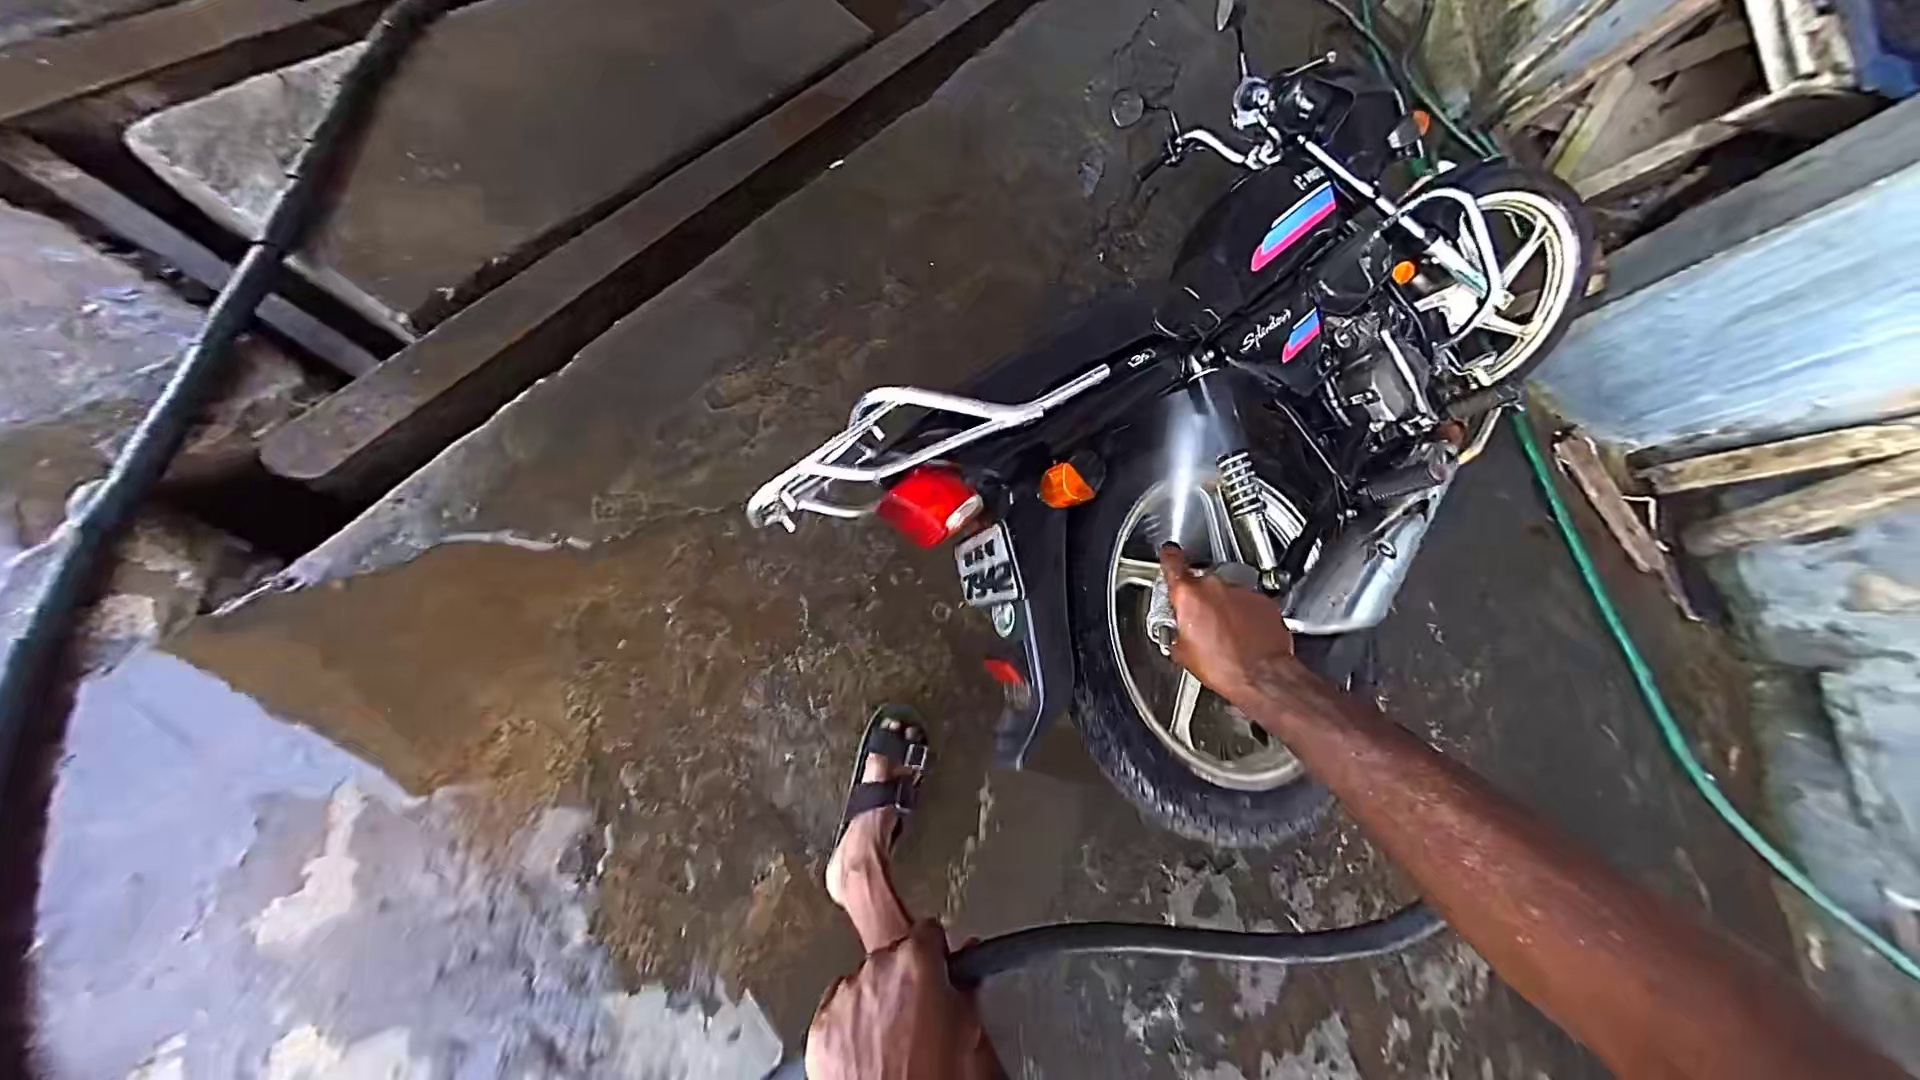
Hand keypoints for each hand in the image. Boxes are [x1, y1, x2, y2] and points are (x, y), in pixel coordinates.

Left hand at [806, 920, 992, 1079]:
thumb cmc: (931, 1079)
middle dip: (905, 977)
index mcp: (917, 960)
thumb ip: (965, 987)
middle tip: (916, 1013)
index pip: (928, 931)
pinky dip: (848, 1022)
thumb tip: (965, 971)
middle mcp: (878, 966)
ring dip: (875, 997)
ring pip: (863, 980)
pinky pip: (836, 1007)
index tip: (936, 963)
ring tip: (889, 1038)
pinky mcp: (822, 1024)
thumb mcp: (966, 1029)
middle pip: (894, 954)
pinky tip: (864, 1048)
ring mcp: (846, 994)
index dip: (935, 951)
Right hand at [1158, 542, 1296, 703]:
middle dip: (1199, 599)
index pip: (1173, 563)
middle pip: (1201, 583)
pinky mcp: (1263, 601)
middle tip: (1199, 621)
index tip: (1169, 554)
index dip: (1169, 557)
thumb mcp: (1183, 652)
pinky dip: (1243, 614)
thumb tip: (1178, 634)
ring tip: (1224, 633)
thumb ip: (1176, 631)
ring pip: (1225, 593)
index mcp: (1189, 595)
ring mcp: (1241, 592)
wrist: (1262, 677)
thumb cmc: (1223, 666)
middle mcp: (1215, 587)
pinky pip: (1247, 602)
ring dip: (1222, 607)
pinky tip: (1241, 635)